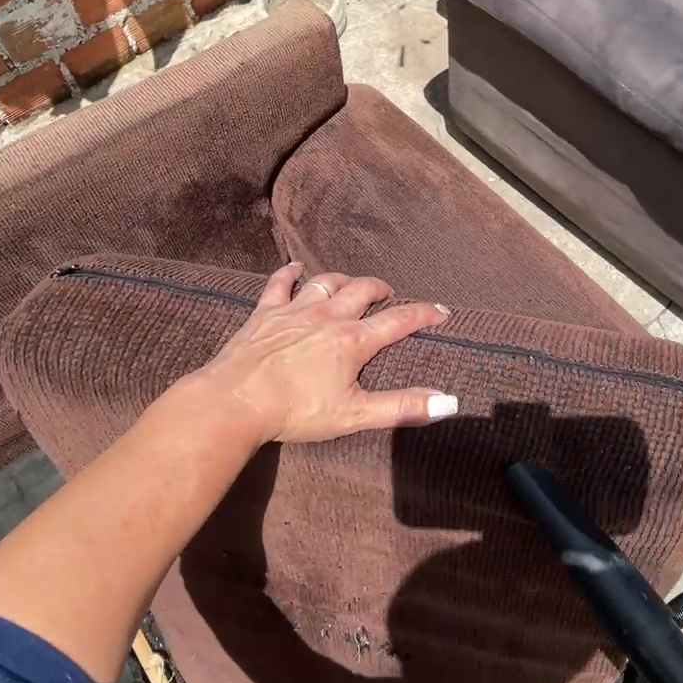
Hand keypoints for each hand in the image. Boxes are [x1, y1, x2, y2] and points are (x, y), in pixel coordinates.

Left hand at [183, 263, 455, 444]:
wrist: (235, 401)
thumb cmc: (295, 411)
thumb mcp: (355, 414)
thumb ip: (402, 407)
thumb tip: (447, 402)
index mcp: (352, 341)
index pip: (398, 321)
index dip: (423, 314)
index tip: (441, 311)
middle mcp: (327, 316)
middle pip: (362, 290)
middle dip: (380, 289)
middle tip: (389, 295)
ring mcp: (294, 311)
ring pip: (326, 282)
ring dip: (343, 280)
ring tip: (352, 284)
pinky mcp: (265, 314)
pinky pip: (279, 284)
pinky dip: (289, 274)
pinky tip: (293, 268)